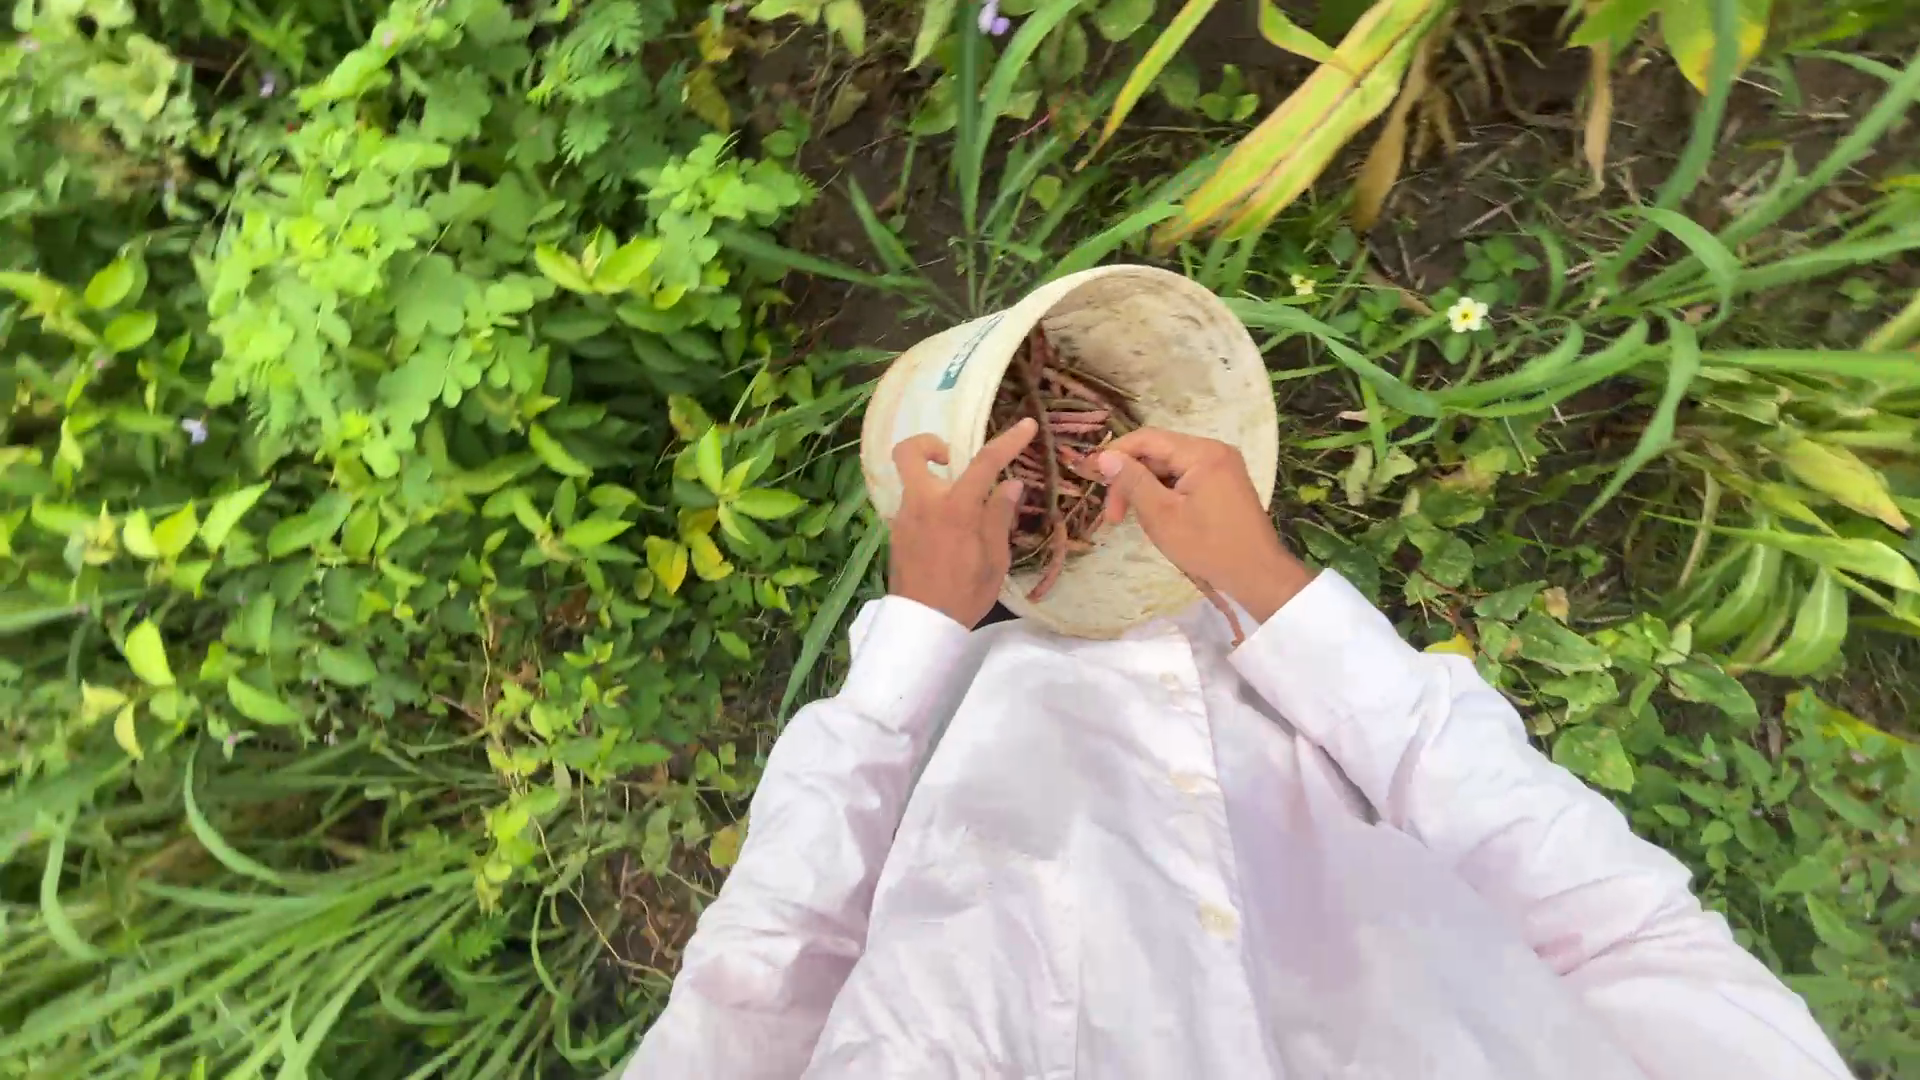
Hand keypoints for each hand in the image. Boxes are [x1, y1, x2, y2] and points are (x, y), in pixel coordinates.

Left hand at [887, 418, 1037, 627]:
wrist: (923, 627)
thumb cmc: (965, 594)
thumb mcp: (994, 559)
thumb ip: (999, 515)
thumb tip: (1011, 484)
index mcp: (954, 509)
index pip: (984, 463)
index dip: (1008, 441)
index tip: (1027, 426)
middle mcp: (922, 504)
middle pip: (908, 452)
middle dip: (929, 443)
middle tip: (951, 459)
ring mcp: (903, 517)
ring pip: (911, 480)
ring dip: (934, 482)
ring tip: (961, 509)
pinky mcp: (895, 533)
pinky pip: (912, 505)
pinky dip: (930, 506)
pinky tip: (946, 532)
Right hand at [1094, 428, 1314, 622]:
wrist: (1257, 575)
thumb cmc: (1207, 546)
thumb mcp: (1161, 515)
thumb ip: (1132, 482)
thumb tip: (1105, 456)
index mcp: (1201, 453)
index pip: (1146, 439)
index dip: (1115, 455)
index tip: (1092, 479)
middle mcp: (1214, 451)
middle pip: (1157, 453)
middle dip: (1131, 480)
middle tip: (1113, 516)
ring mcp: (1222, 467)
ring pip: (1168, 468)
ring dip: (1147, 490)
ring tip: (1138, 521)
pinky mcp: (1224, 484)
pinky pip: (1184, 479)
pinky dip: (1165, 495)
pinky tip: (1159, 518)